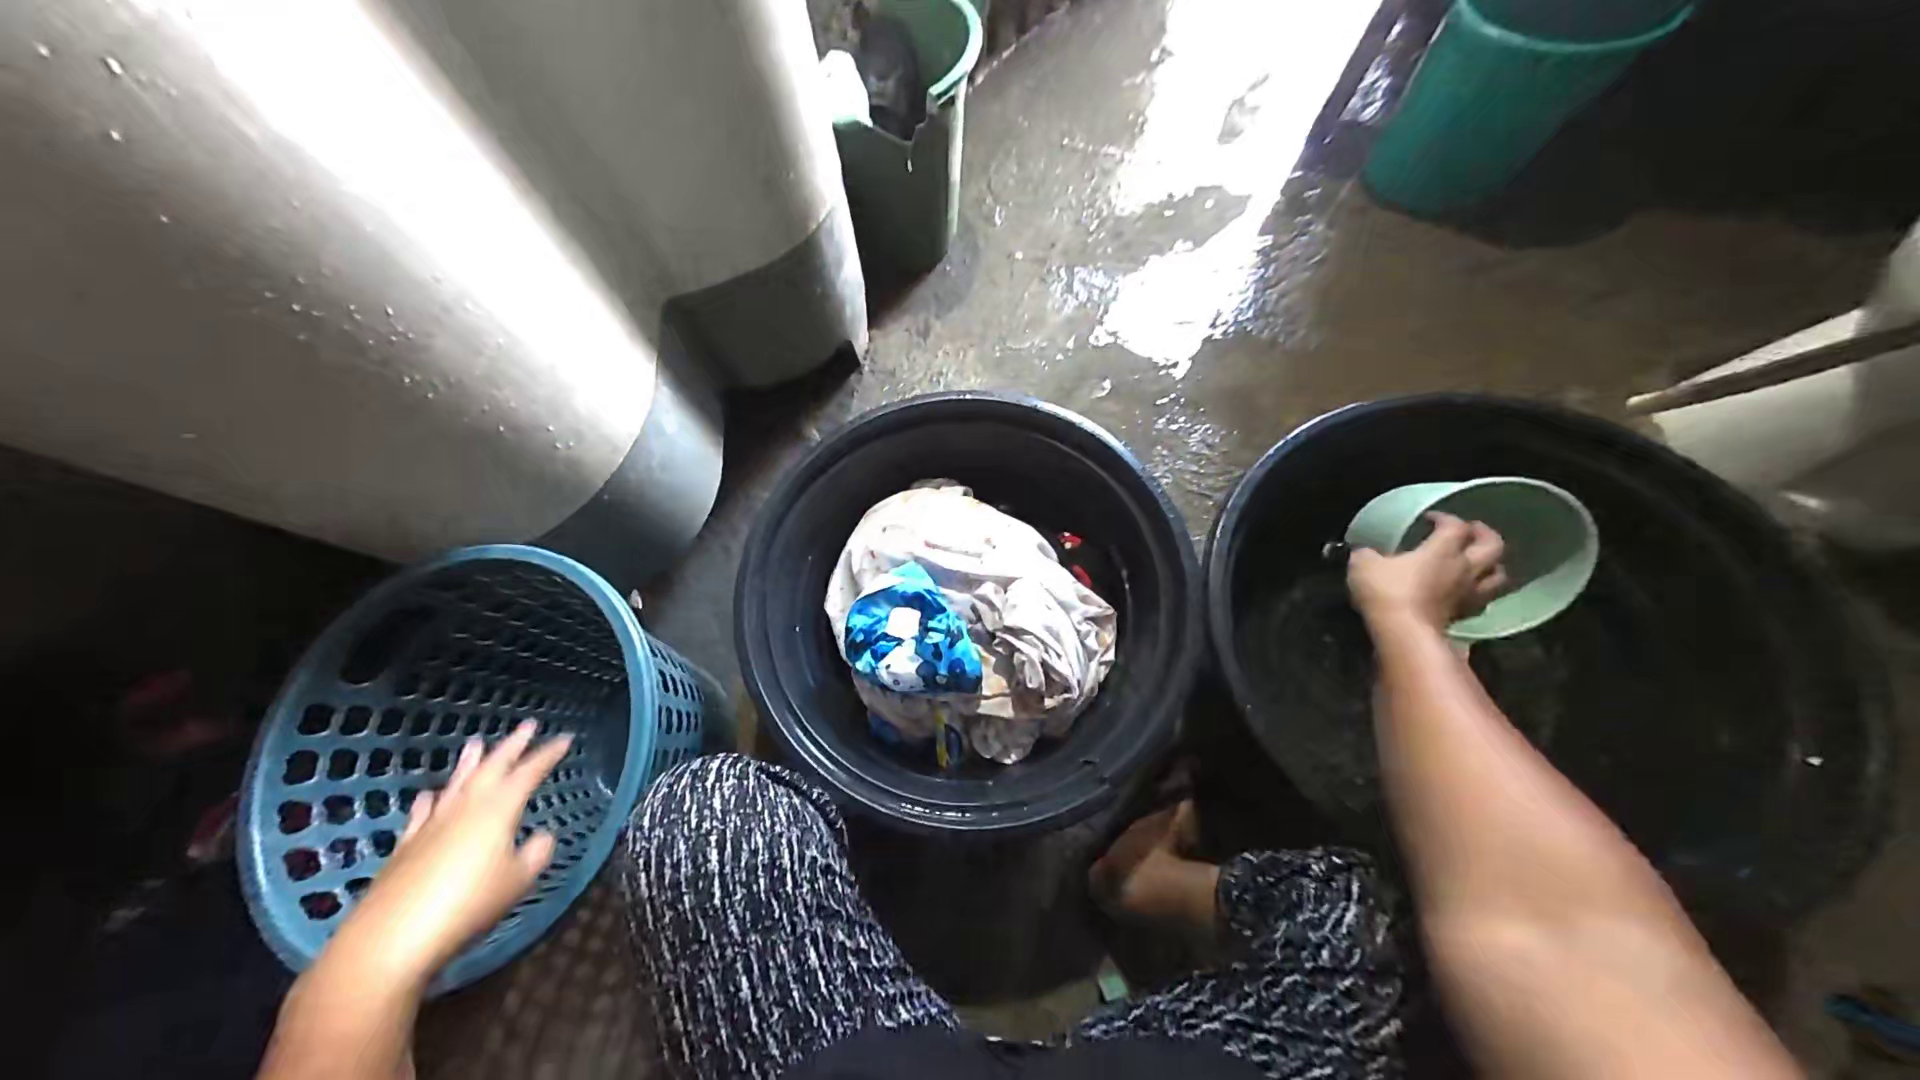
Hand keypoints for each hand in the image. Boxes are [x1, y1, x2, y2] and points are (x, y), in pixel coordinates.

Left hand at [329, 721, 572, 987]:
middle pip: (492, 768)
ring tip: (476, 743)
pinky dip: (430, 801)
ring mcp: (431, 826)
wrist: (389, 942)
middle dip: (512, 746)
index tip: (564, 738)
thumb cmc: (466, 906)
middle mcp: (466, 808)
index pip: (529, 772)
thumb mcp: (518, 881)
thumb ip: (535, 853)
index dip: (548, 754)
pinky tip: (429, 796)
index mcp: (498, 810)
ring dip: (469, 763)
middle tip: (527, 726)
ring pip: (456, 784)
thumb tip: (540, 837)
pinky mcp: (405, 848)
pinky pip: (422, 814)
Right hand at [1348, 512, 1507, 632]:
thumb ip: (1367, 554)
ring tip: (1479, 562)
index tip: (1430, 518)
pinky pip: (1481, 600)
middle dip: (1485, 535)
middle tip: (1472, 531)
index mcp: (1443, 550)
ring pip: (1498, 575)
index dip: (1445, 518)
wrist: (1403, 632)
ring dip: (1492, 565)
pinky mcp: (1464, 616)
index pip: (1455, 526)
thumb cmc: (1386, 591)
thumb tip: (1365, 553)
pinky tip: (1466, 592)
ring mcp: (1468, 594)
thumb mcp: (1364, 565)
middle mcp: (1464, 568)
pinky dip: (1478, 592)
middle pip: (1493, 546)